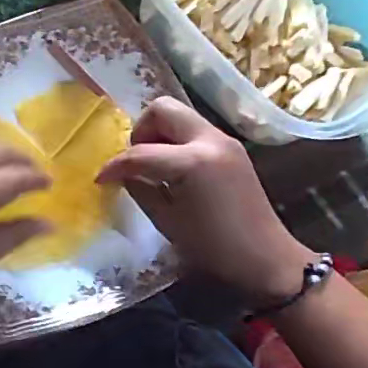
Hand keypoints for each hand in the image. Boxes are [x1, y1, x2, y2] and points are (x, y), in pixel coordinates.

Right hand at [98, 97, 317, 302]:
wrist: (266, 258)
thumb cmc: (214, 249)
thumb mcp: (168, 222)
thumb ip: (141, 189)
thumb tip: (123, 174)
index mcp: (192, 162)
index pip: (140, 152)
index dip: (115, 165)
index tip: (101, 179)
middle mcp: (209, 140)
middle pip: (162, 109)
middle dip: (140, 131)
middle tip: (134, 161)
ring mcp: (224, 140)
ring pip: (180, 116)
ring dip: (159, 134)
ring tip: (151, 167)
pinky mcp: (232, 148)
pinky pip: (194, 130)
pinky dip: (176, 141)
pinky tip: (171, 171)